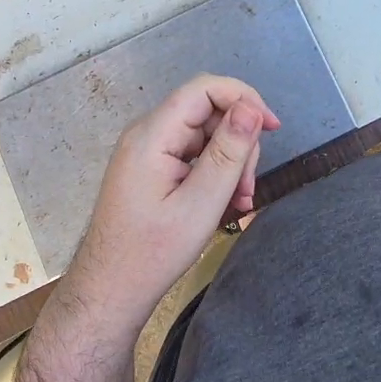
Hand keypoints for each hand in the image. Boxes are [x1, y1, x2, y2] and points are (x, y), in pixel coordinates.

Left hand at [63, 74, 280, 327]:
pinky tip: (226, 202)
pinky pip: (193, 153)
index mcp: (152, 134)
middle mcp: (147, 132)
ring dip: (230, 161)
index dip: (243, 98)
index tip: (272, 128)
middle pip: (207, 111)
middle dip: (238, 142)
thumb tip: (251, 108)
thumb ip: (227, 153)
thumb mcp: (200, 206)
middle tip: (250, 188)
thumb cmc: (152, 254)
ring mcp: (148, 149)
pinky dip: (215, 172)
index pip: (204, 88)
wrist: (108, 293)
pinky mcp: (152, 167)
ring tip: (241, 203)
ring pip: (205, 134)